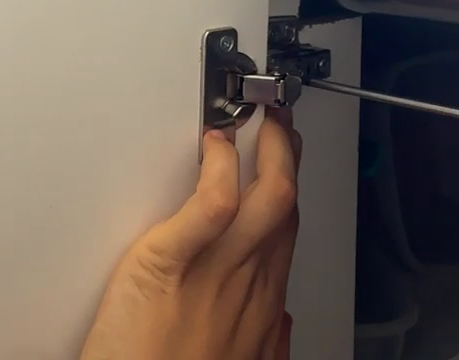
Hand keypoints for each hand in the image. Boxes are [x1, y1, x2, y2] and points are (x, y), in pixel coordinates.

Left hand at [78, 109, 301, 359]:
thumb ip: (264, 340)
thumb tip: (281, 322)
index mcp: (260, 309)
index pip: (287, 231)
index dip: (291, 185)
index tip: (286, 157)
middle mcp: (248, 288)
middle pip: (285, 206)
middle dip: (288, 155)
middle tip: (277, 125)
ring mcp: (214, 276)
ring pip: (268, 199)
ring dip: (270, 149)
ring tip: (255, 120)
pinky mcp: (166, 265)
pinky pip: (211, 207)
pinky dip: (221, 167)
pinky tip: (215, 147)